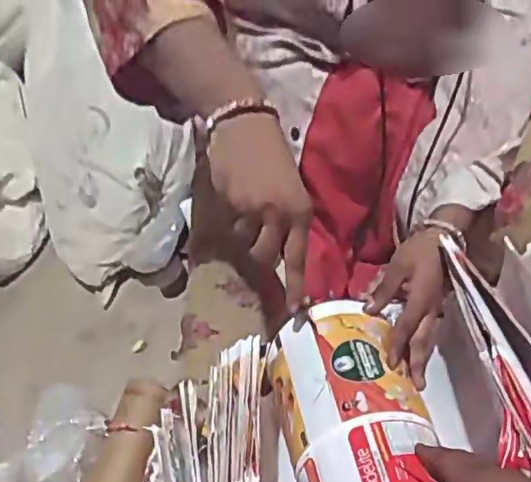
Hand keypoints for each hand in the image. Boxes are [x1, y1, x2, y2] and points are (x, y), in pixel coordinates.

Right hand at [207, 112, 312, 309]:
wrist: (243, 121)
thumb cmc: (270, 155)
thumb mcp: (290, 189)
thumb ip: (287, 222)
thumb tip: (278, 258)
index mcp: (300, 213)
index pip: (297, 259)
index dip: (294, 287)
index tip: (294, 311)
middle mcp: (280, 215)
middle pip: (265, 257)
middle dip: (257, 252)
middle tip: (253, 232)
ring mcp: (254, 210)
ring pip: (244, 242)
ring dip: (242, 231)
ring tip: (244, 202)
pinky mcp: (231, 203)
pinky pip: (229, 223)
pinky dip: (229, 214)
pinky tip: (233, 190)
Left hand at [365, 229, 449, 386]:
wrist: (444, 238)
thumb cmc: (420, 250)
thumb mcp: (398, 265)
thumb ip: (383, 289)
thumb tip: (369, 309)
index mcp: (421, 300)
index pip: (406, 328)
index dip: (398, 346)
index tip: (391, 365)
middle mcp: (430, 310)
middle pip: (423, 342)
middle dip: (419, 364)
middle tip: (418, 385)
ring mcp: (436, 310)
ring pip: (428, 340)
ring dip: (422, 359)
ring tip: (418, 378)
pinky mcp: (436, 308)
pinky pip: (429, 332)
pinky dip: (423, 347)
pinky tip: (417, 356)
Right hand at [410, 445, 530, 481]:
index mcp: (464, 475)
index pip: (441, 459)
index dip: (427, 455)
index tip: (417, 449)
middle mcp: (482, 469)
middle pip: (459, 458)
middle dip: (445, 459)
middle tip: (433, 462)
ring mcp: (503, 475)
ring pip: (478, 466)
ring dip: (465, 468)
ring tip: (455, 476)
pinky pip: (493, 477)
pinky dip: (482, 481)